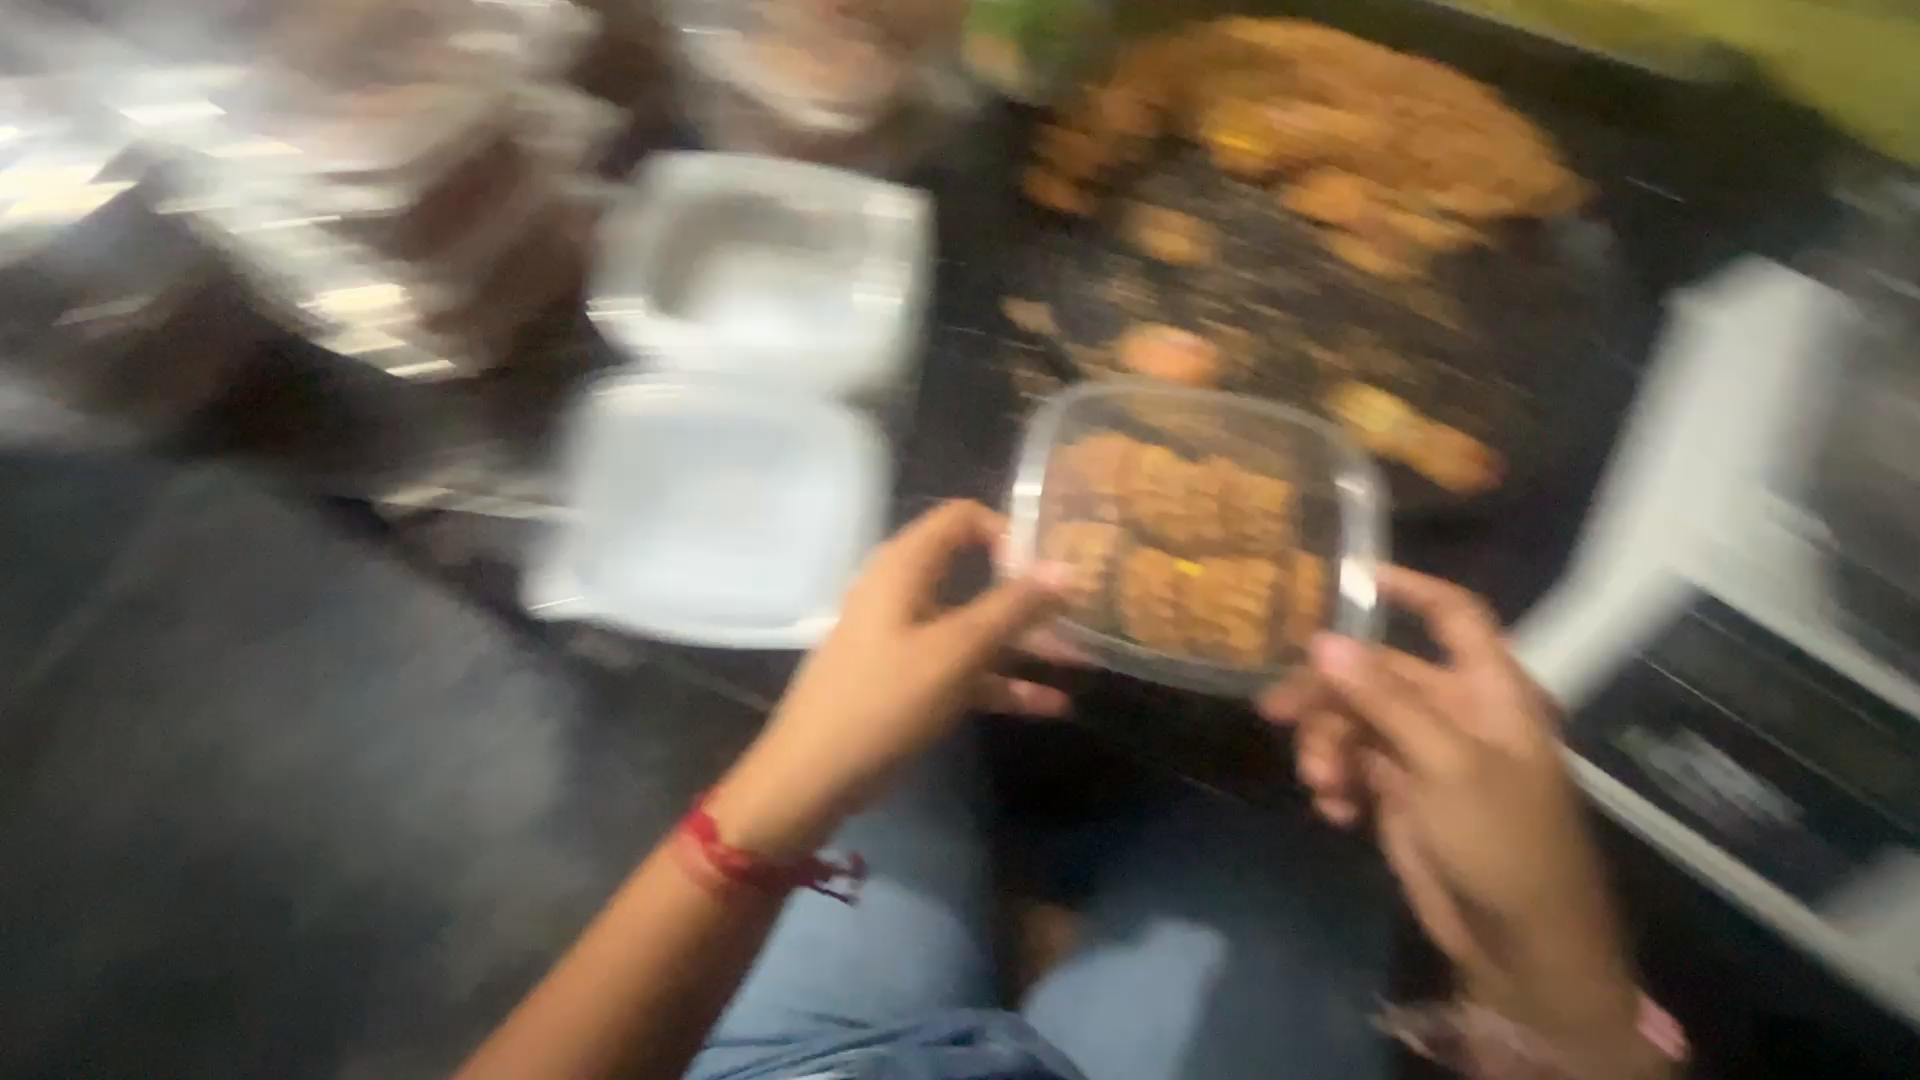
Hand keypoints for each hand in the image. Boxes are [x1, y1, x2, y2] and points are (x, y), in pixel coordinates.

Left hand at [709, 501, 1068, 855]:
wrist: (812, 776)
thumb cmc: (885, 700)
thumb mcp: (956, 651)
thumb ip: (1013, 608)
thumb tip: (1069, 567)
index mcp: (905, 566)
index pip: (962, 518)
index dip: (1009, 532)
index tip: (1048, 569)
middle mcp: (903, 591)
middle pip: (974, 573)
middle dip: (1029, 595)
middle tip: (1080, 613)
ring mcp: (904, 637)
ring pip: (972, 626)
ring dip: (1023, 643)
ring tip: (1080, 661)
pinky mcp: (906, 678)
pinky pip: (961, 667)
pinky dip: (999, 680)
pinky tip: (1050, 705)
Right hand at [1260, 567, 1643, 1067]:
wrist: (1518, 945)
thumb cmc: (1503, 841)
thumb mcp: (1446, 764)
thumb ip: (1382, 700)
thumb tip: (1320, 642)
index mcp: (1486, 691)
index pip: (1453, 615)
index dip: (1408, 586)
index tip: (1347, 573)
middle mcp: (1451, 711)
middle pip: (1373, 673)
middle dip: (1326, 696)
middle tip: (1276, 714)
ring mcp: (1420, 750)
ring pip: (1350, 719)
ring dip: (1326, 748)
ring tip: (1322, 786)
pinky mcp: (1395, 788)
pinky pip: (1348, 762)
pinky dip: (1335, 781)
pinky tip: (1335, 810)